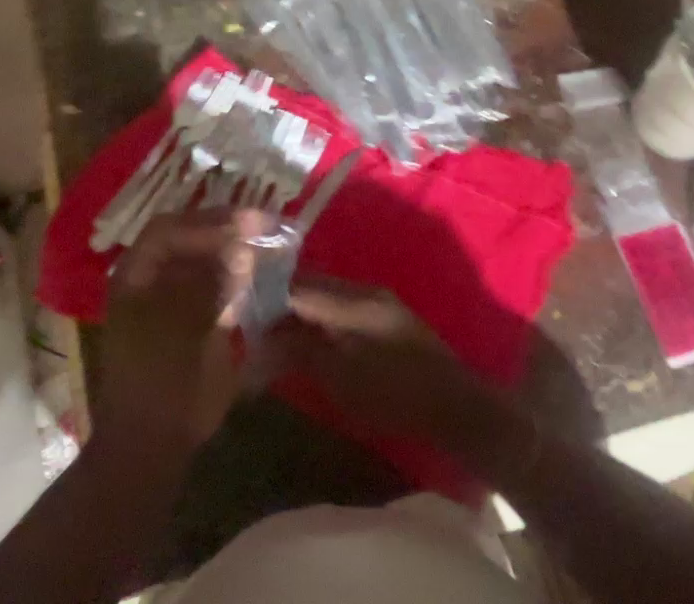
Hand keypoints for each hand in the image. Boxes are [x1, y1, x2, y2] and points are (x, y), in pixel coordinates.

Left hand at [98, 208, 262, 449]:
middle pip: (186, 241)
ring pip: (200, 262)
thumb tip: (241, 247)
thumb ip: (214, 283)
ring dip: (231, 252)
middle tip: (265, 228)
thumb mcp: (189, 329)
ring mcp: (165, 302)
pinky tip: (257, 279)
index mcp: (134, 277)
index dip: (209, 221)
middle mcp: (146, 281)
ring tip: (266, 247)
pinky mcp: (186, 324)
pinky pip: (210, 288)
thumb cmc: (163, 384)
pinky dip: (232, 279)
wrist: (151, 444)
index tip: (249, 223)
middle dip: (224, 232)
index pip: (170, 230)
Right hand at [267, 275, 510, 452]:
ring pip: (322, 295)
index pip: (294, 285)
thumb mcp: (340, 380)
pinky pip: (338, 306)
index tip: (234, 307)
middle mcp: (362, 291)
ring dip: (295, 309)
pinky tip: (302, 337)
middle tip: (246, 322)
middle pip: (307, 285)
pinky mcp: (383, 317)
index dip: (261, 294)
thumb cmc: (397, 397)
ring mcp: (376, 302)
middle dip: (275, 300)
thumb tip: (258, 339)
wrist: (458, 409)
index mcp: (351, 301)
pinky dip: (315, 318)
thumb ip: (298, 352)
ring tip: (268, 331)